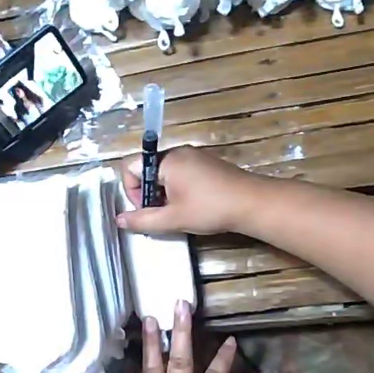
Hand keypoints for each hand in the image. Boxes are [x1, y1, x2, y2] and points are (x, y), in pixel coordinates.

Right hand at [117, 146, 262, 234]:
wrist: (253, 204)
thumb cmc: (210, 208)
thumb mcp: (173, 218)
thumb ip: (143, 219)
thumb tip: (119, 220)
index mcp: (166, 160)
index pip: (131, 166)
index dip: (131, 190)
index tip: (146, 208)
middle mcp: (178, 152)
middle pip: (148, 169)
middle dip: (149, 193)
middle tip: (163, 214)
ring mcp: (195, 156)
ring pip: (165, 173)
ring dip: (164, 193)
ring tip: (179, 212)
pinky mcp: (207, 164)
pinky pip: (181, 173)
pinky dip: (179, 189)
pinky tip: (193, 206)